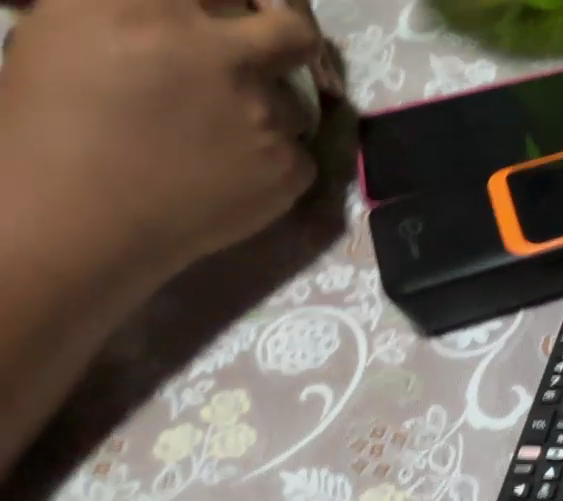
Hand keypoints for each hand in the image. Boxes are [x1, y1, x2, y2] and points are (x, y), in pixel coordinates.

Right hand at [0, 0, 319, 281]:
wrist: (78, 207)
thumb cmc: (52, 114)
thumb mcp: (75, 29)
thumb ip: (145, 10)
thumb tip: (202, 13)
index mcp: (147, 3)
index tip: (251, 5)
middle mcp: (216, 53)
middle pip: (295, 29)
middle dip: (293, 33)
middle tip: (280, 43)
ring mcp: (263, 115)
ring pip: (294, 103)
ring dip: (268, 111)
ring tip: (215, 132)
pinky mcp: (291, 167)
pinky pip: (298, 155)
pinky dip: (271, 161)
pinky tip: (227, 171)